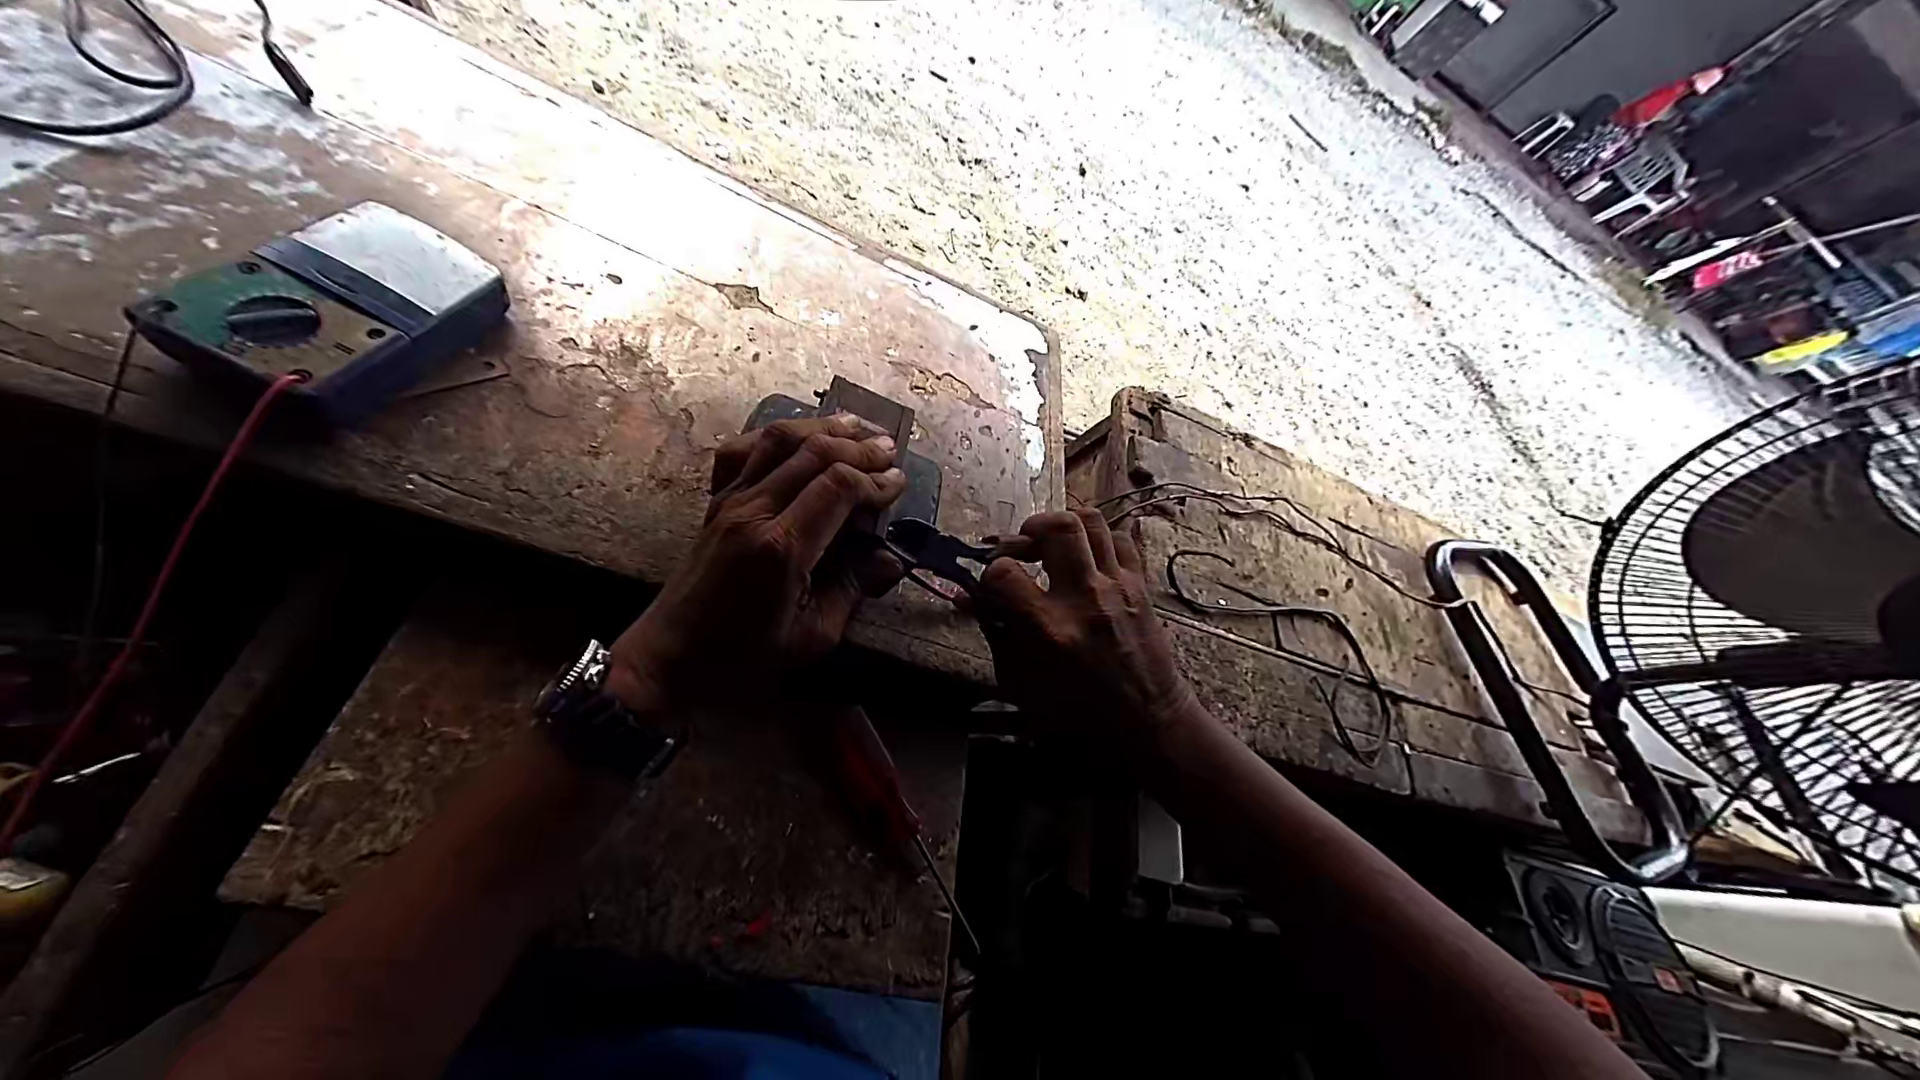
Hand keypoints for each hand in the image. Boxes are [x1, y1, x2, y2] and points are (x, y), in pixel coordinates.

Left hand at [609, 414, 907, 710]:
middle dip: (858, 446)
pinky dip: (774, 434)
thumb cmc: (742, 658)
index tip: (899, 484)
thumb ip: (853, 590)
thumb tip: (891, 559)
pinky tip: (797, 435)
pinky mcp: (714, 502)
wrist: (669, 658)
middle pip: (812, 453)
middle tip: (890, 448)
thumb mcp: (812, 636)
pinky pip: (741, 450)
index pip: (837, 488)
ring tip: (856, 425)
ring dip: (821, 427)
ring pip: (777, 440)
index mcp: (780, 547)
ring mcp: (728, 501)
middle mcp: (752, 511)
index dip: (874, 481)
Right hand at [971, 509, 1206, 748]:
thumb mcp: (1021, 679)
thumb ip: (994, 631)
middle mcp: (1084, 598)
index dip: (989, 573)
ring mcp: (1117, 587)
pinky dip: (1099, 540)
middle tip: (1024, 545)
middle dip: (1031, 528)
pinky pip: (1121, 539)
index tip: (993, 583)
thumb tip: (967, 596)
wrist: (1145, 718)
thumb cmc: (1075, 708)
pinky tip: (1086, 556)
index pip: (1005, 574)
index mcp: (1049, 628)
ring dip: (1064, 525)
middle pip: (1058, 528)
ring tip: (1052, 542)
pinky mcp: (1139, 585)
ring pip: (1092, 522)